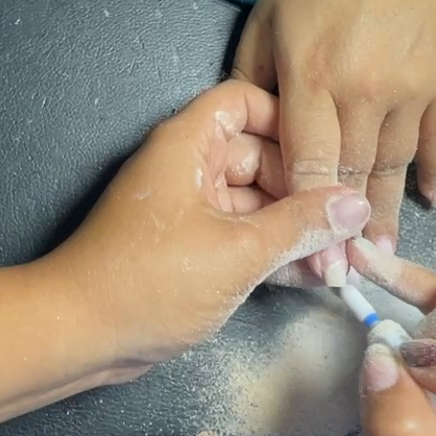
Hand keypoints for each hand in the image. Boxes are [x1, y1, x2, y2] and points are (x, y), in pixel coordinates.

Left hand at [39, 81, 370, 372]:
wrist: (81, 333)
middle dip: (305, 193)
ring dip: (295, 229)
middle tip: (353, 229)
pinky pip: (242, 233)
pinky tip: (314, 276)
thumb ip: (300, 225)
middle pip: (259, 156)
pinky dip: (272, 251)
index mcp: (188, 143)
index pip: (244, 102)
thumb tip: (355, 204)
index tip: (333, 152)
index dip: (289, 119)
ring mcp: (190, 206)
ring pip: (256, 201)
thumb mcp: (235, 251)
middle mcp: (189, 165)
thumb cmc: (151, 279)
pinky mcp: (193, 244)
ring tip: (343, 262)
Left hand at [233, 0, 435, 261]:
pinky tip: (429, 201)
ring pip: (394, 167)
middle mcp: (364, 92)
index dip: (308, 212)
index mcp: (312, 77)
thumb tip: (247, 134)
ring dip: (387, 214)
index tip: (308, 254)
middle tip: (344, 273)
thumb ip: (253, 80)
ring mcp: (411, 92)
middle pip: (353, 174)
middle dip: (347, 229)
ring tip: (381, 254)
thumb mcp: (266, 22)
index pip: (309, 160)